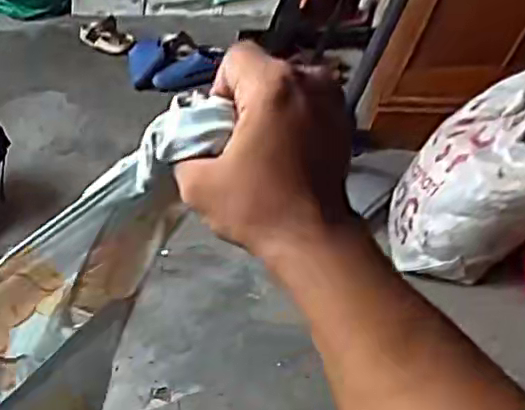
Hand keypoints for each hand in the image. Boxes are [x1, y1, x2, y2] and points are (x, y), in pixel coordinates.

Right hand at [176, 43, 354, 258]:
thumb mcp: (197, 186)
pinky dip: (289, 129)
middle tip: (232, 151)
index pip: (234, 59)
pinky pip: (304, 111)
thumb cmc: (258, 209)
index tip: (216, 131)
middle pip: (261, 74)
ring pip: (284, 92)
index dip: (216, 94)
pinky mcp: (341, 121)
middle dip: (242, 107)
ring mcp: (330, 99)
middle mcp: (308, 80)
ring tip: (258, 159)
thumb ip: (183, 153)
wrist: (308, 235)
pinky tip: (279, 163)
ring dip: (266, 117)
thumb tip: (186, 144)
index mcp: (272, 86)